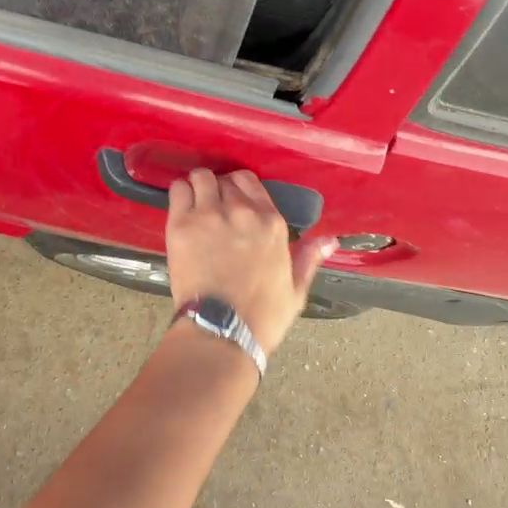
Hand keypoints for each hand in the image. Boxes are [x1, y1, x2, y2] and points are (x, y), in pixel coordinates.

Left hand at [165, 169, 336, 354]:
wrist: (223, 329)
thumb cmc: (263, 315)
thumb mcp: (296, 289)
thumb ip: (309, 258)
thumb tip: (330, 240)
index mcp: (271, 222)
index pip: (250, 181)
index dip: (238, 188)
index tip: (233, 200)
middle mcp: (242, 210)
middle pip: (224, 180)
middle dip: (218, 189)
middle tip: (212, 207)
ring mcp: (209, 214)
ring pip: (200, 178)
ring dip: (198, 187)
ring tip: (194, 203)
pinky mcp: (181, 223)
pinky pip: (178, 190)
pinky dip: (179, 194)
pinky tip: (180, 207)